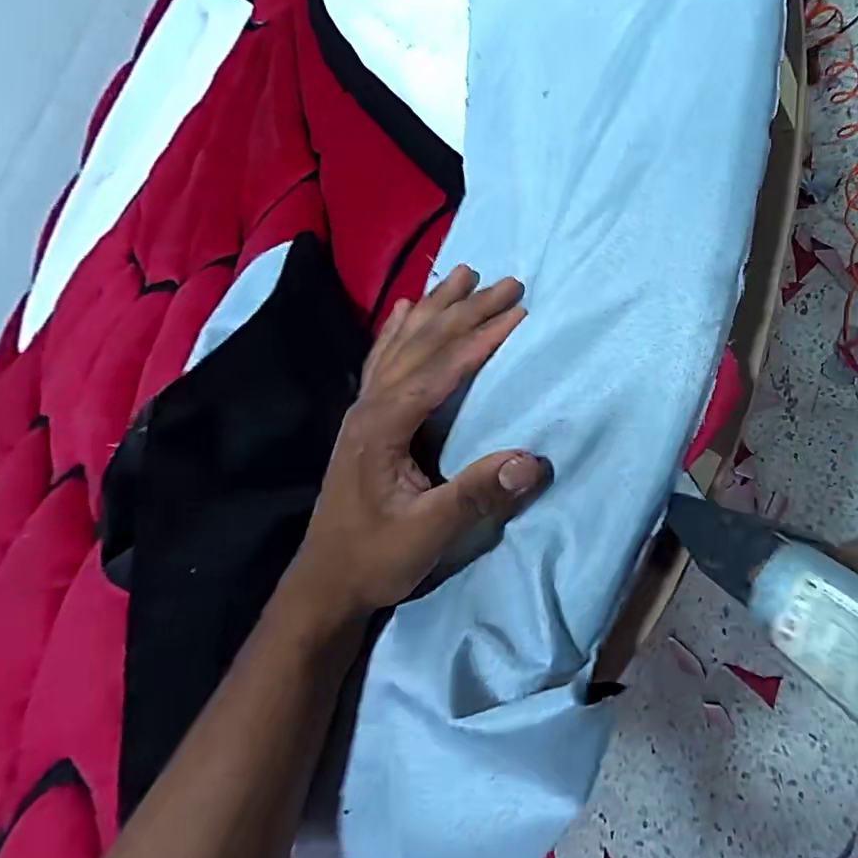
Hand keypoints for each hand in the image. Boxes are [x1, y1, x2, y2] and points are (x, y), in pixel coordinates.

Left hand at [287, 264, 549, 626]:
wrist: (325, 584)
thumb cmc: (376, 557)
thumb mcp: (429, 533)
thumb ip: (477, 495)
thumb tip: (532, 460)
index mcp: (383, 428)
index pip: (438, 370)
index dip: (480, 339)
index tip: (518, 312)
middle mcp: (370, 408)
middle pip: (422, 345)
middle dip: (465, 309)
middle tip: (506, 281)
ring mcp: (364, 412)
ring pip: (402, 344)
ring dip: (436, 307)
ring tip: (462, 274)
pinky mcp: (368, 421)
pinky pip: (385, 359)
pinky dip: (400, 328)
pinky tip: (406, 309)